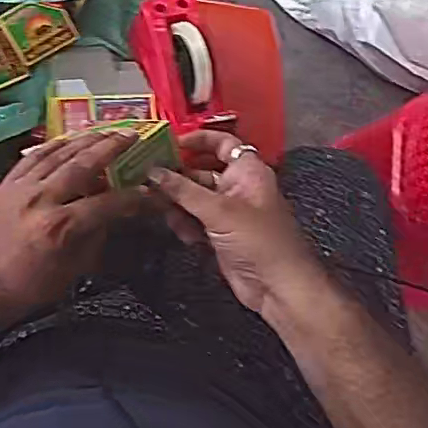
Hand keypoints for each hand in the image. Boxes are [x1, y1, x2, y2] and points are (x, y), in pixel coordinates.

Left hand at [0, 131, 149, 316]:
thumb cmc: (37, 282)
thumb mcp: (78, 264)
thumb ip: (98, 231)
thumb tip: (117, 207)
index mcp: (60, 226)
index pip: (106, 203)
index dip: (132, 197)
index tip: (150, 191)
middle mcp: (40, 200)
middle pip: (82, 165)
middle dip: (110, 147)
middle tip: (131, 135)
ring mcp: (21, 189)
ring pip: (57, 154)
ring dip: (85, 139)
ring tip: (106, 131)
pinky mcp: (7, 184)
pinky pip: (34, 157)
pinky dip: (54, 146)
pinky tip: (70, 139)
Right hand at [147, 131, 322, 314]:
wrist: (278, 287)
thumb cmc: (258, 240)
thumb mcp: (219, 210)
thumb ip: (182, 190)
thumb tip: (152, 171)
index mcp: (247, 171)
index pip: (222, 143)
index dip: (198, 140)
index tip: (170, 143)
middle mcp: (237, 187)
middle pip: (200, 172)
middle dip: (177, 177)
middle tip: (149, 179)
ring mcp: (227, 212)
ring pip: (192, 198)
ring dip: (177, 205)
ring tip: (162, 210)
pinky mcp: (219, 234)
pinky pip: (194, 220)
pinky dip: (185, 225)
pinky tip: (185, 235)